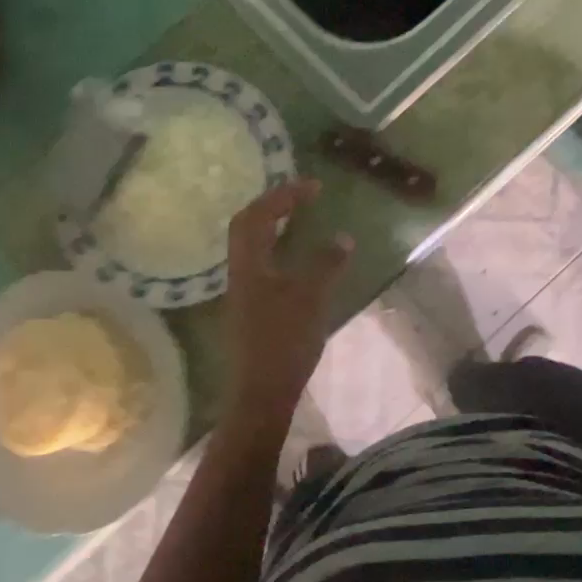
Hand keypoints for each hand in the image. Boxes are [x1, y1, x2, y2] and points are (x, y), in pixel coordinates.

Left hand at [222, 179, 354, 424]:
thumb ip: (326, 264)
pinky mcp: (250, 312)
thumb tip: (343, 237)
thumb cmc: (284, 343)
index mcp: (247, 264)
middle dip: (273, 206)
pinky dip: (278, 251)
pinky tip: (299, 262)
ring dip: (274, 228)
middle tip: (302, 197)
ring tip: (301, 221)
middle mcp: (239, 274)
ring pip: (252, 248)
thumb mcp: (311, 299)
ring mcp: (242, 294)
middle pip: (247, 227)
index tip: (313, 186)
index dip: (282, 195)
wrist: (260, 394)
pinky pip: (261, 266)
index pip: (257, 215)